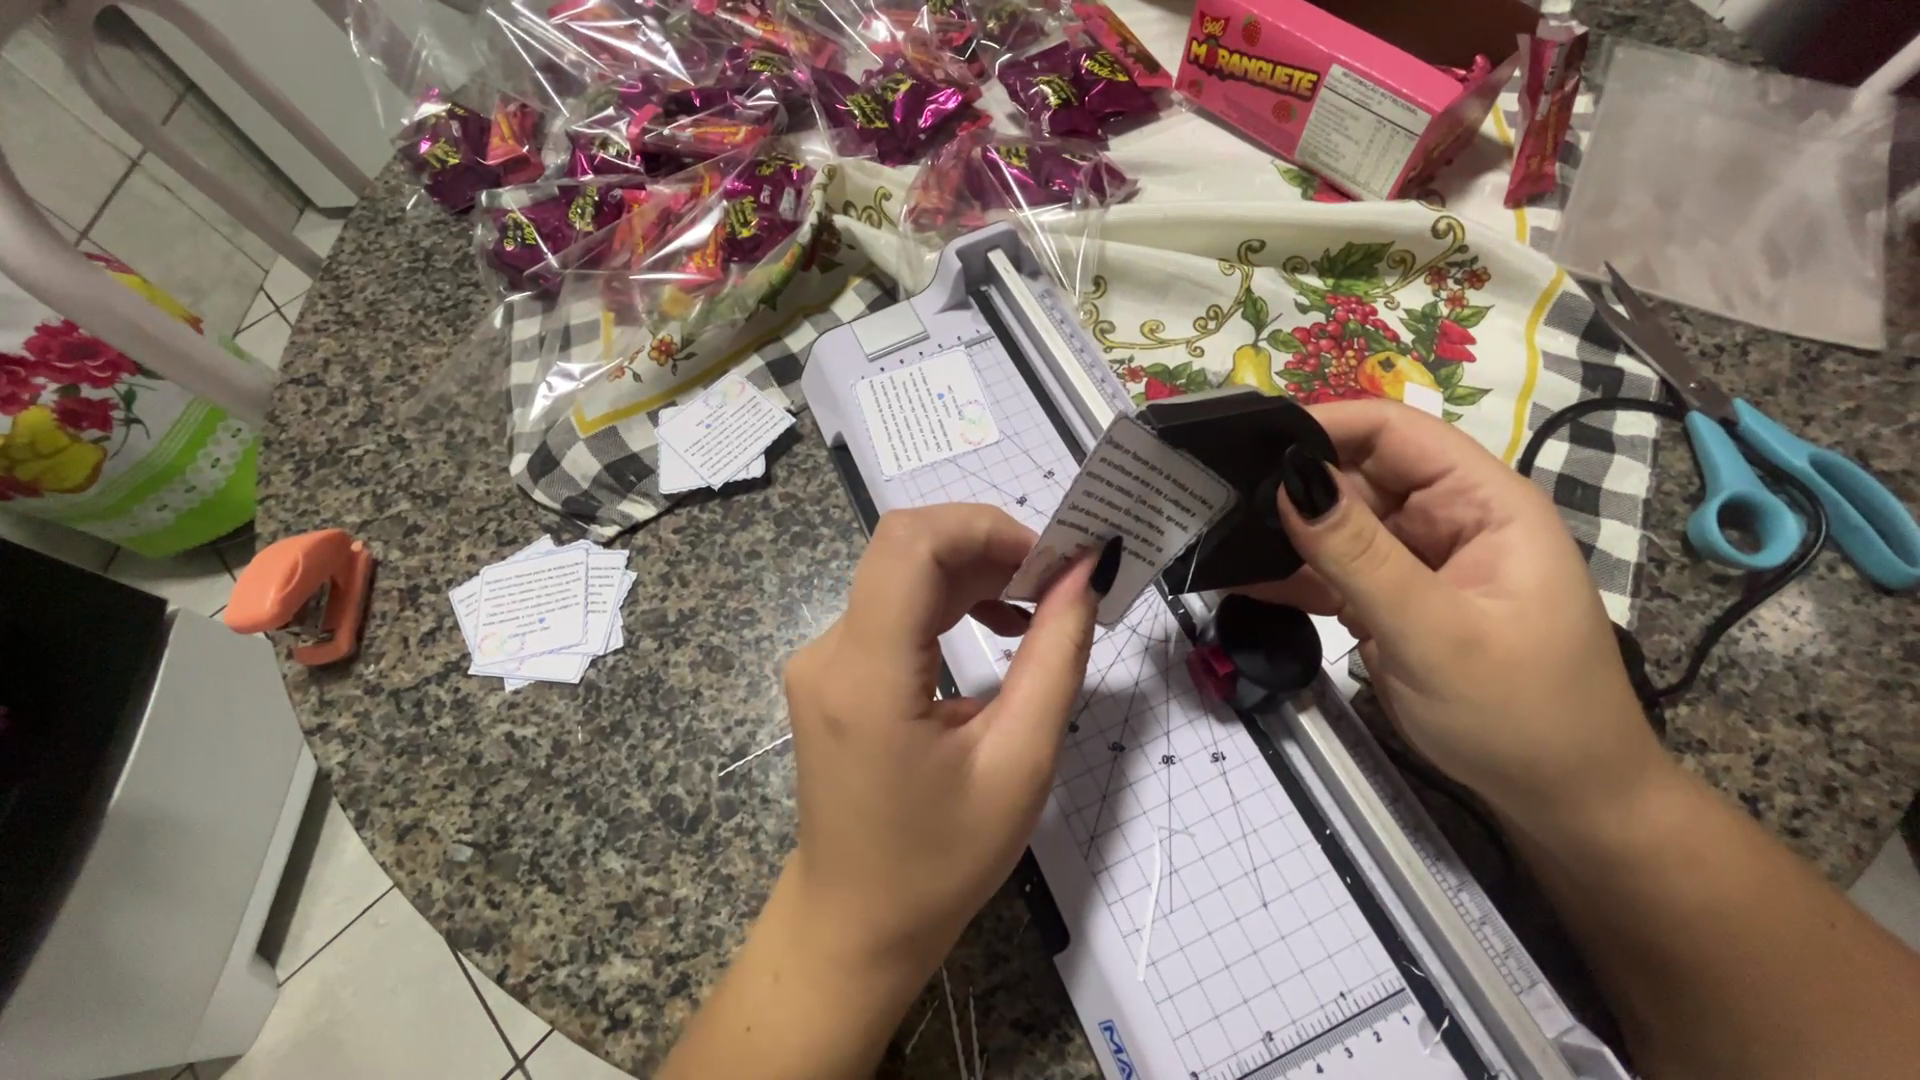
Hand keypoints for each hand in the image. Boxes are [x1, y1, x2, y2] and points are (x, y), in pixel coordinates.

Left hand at [781, 504, 1104, 976]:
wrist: (856, 924)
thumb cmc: (940, 861)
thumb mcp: (1019, 763)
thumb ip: (1055, 658)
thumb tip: (1086, 573)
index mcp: (866, 675)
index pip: (911, 543)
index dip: (986, 527)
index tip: (1052, 558)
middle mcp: (829, 652)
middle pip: (907, 551)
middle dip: (989, 548)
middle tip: (1059, 581)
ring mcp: (823, 661)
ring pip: (902, 575)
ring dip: (974, 574)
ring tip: (1039, 604)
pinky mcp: (833, 674)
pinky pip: (892, 610)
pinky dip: (949, 604)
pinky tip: (998, 627)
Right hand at [1247, 400, 1672, 833]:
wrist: (1558, 799)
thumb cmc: (1518, 711)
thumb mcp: (1434, 631)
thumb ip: (1358, 555)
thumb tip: (1289, 480)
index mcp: (1481, 503)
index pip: (1394, 432)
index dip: (1324, 425)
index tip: (1247, 442)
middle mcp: (1446, 520)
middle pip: (1355, 476)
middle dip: (1287, 483)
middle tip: (1208, 495)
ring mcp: (1415, 564)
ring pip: (1335, 527)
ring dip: (1280, 533)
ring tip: (1209, 534)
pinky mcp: (1391, 602)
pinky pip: (1331, 574)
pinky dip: (1289, 577)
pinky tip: (1236, 579)